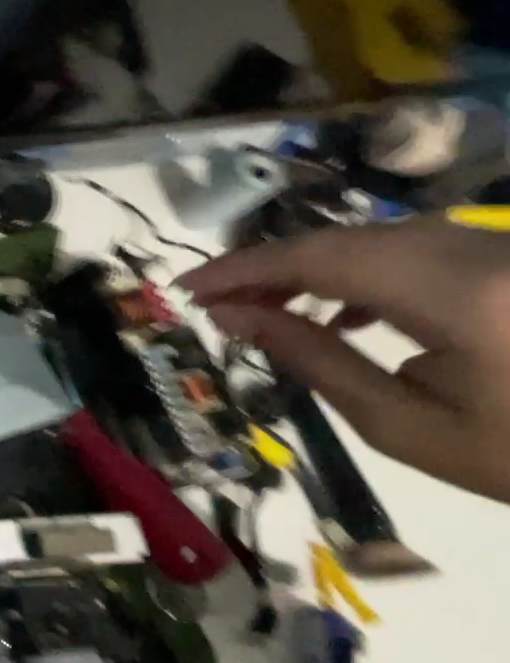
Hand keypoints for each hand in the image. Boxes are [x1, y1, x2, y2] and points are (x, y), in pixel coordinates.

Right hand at [176, 218, 509, 500]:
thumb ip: (313, 360)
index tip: (183, 288)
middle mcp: (488, 252)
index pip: (322, 258)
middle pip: (349, 239)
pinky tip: (346, 311)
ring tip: (267, 308)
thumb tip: (231, 315)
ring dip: (313, 268)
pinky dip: (365, 271)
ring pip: (384, 238)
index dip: (242, 267)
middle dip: (270, 267)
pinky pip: (423, 249)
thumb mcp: (405, 424)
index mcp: (461, 296)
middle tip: (215, 302)